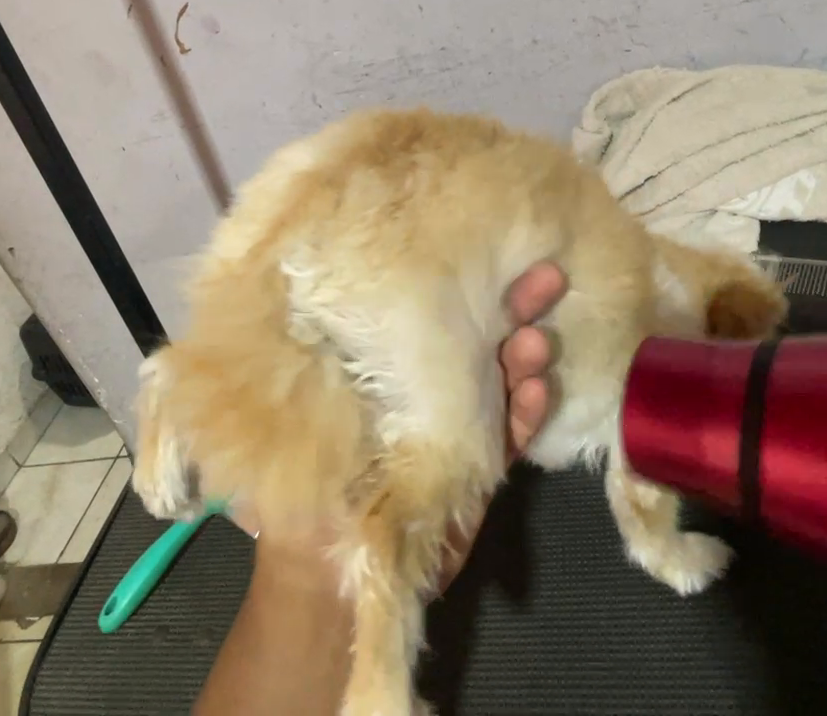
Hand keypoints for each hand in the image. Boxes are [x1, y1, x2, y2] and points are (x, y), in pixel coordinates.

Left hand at [193, 263, 566, 714]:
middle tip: (542, 272)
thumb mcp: (284, 419)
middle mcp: (417, 385)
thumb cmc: (294, 491)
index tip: (475, 247)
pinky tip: (539, 389)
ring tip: (536, 335)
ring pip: (498, 377)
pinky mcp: (476, 465)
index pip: (417, 313)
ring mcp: (451, 423)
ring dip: (522, 355)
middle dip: (508, 304)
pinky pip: (507, 433)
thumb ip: (302, 366)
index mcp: (376, 368)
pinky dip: (526, 411)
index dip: (449, 279)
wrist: (326, 579)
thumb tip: (307, 295)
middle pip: (471, 335)